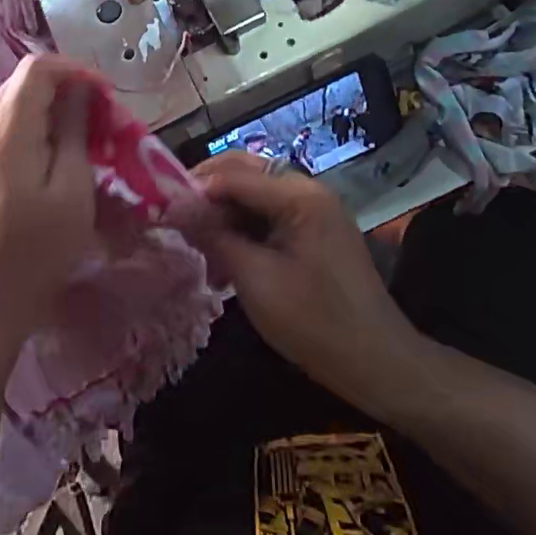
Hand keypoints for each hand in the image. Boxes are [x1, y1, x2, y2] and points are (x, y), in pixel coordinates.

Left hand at [0, 55, 103, 351]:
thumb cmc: (40, 249)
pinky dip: (29, 126)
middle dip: (65, 88)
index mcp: (5, 132)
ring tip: (79, 137)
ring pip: (10, 103)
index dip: (76, 70)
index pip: (37, 68)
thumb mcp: (73, 189)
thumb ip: (75, 131)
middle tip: (99, 117)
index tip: (106, 95)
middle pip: (21, 82)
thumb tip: (81, 91)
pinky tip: (49, 155)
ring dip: (47, 107)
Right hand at [175, 152, 422, 409]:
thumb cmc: (314, 322)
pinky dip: (246, 232)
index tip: (159, 207)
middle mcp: (310, 191)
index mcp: (300, 196)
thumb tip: (174, 207)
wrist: (376, 360)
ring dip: (225, 217)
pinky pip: (272, 218)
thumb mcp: (255, 279)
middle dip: (209, 197)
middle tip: (175, 223)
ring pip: (256, 198)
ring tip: (199, 249)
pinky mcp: (316, 232)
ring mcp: (316, 211)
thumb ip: (214, 236)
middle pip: (247, 177)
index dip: (194, 187)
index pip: (235, 174)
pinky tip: (226, 261)